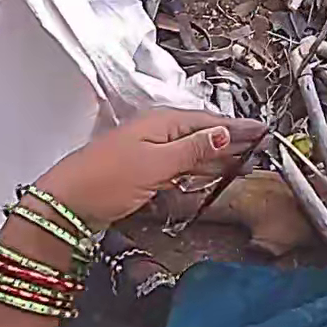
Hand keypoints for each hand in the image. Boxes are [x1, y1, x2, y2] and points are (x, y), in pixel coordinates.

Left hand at [35, 108, 264, 227]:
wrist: (64, 204)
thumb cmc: (107, 180)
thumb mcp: (156, 164)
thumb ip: (193, 149)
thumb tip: (224, 134)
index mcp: (163, 122)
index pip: (210, 123)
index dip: (238, 128)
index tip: (262, 131)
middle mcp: (158, 130)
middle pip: (204, 132)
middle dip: (232, 138)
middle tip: (260, 144)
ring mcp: (150, 149)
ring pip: (193, 148)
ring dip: (219, 153)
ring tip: (243, 157)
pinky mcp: (144, 169)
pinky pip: (182, 162)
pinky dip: (200, 165)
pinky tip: (210, 169)